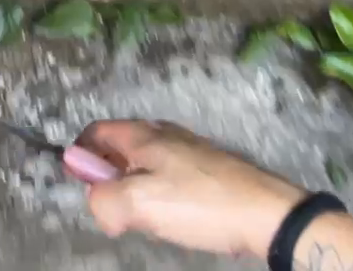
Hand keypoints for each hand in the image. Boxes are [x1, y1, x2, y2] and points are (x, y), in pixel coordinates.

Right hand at [63, 120, 305, 259]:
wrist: (271, 215)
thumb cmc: (200, 204)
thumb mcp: (142, 205)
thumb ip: (105, 201)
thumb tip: (96, 204)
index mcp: (141, 134)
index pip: (95, 132)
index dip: (81, 155)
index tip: (83, 187)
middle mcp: (162, 132)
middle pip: (120, 146)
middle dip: (109, 175)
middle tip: (116, 208)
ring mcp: (190, 148)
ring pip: (147, 161)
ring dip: (136, 186)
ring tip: (148, 219)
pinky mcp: (212, 168)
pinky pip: (172, 174)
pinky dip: (162, 192)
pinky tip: (178, 218)